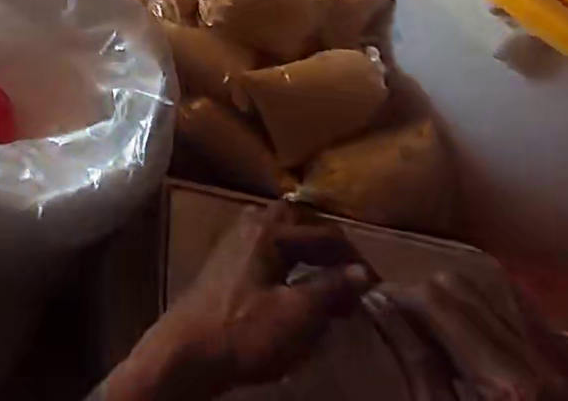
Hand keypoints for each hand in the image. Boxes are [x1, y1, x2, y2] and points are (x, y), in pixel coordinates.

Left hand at [99, 201, 373, 400]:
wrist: (190, 348)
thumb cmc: (247, 330)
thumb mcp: (298, 315)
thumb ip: (330, 288)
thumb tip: (361, 271)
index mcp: (269, 232)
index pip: (322, 232)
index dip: (353, 256)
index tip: (377, 283)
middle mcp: (249, 226)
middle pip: (294, 218)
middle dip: (324, 239)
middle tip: (348, 270)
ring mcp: (233, 241)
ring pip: (276, 229)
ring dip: (302, 244)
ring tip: (325, 274)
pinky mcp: (225, 261)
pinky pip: (263, 245)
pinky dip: (285, 255)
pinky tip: (293, 280)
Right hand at [363, 270, 567, 400]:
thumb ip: (415, 361)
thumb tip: (377, 301)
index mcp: (504, 382)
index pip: (432, 297)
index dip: (396, 293)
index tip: (375, 303)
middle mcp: (540, 362)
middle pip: (459, 286)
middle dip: (422, 292)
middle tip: (402, 316)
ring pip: (491, 296)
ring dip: (456, 303)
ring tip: (438, 330)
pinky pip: (526, 319)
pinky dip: (492, 319)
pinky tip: (481, 346)